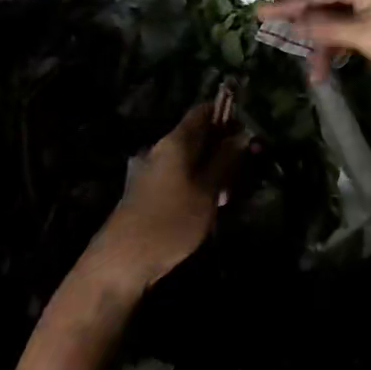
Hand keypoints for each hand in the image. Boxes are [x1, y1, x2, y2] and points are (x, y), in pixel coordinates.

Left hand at [88, 100, 245, 289]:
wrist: (123, 258)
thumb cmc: (171, 221)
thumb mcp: (206, 192)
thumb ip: (224, 161)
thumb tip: (241, 135)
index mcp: (175, 141)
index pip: (202, 112)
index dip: (225, 114)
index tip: (246, 129)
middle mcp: (161, 147)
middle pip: (196, 135)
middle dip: (221, 147)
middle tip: (243, 169)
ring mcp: (151, 168)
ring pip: (188, 158)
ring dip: (210, 168)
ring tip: (228, 194)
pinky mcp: (146, 189)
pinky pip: (177, 174)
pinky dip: (195, 182)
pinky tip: (207, 206)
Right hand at [254, 0, 370, 87]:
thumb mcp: (360, 33)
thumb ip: (325, 26)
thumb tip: (295, 23)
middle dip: (294, 6)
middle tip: (264, 16)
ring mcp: (370, 6)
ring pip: (331, 14)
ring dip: (313, 34)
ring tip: (292, 51)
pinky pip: (345, 30)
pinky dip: (333, 47)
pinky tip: (322, 71)